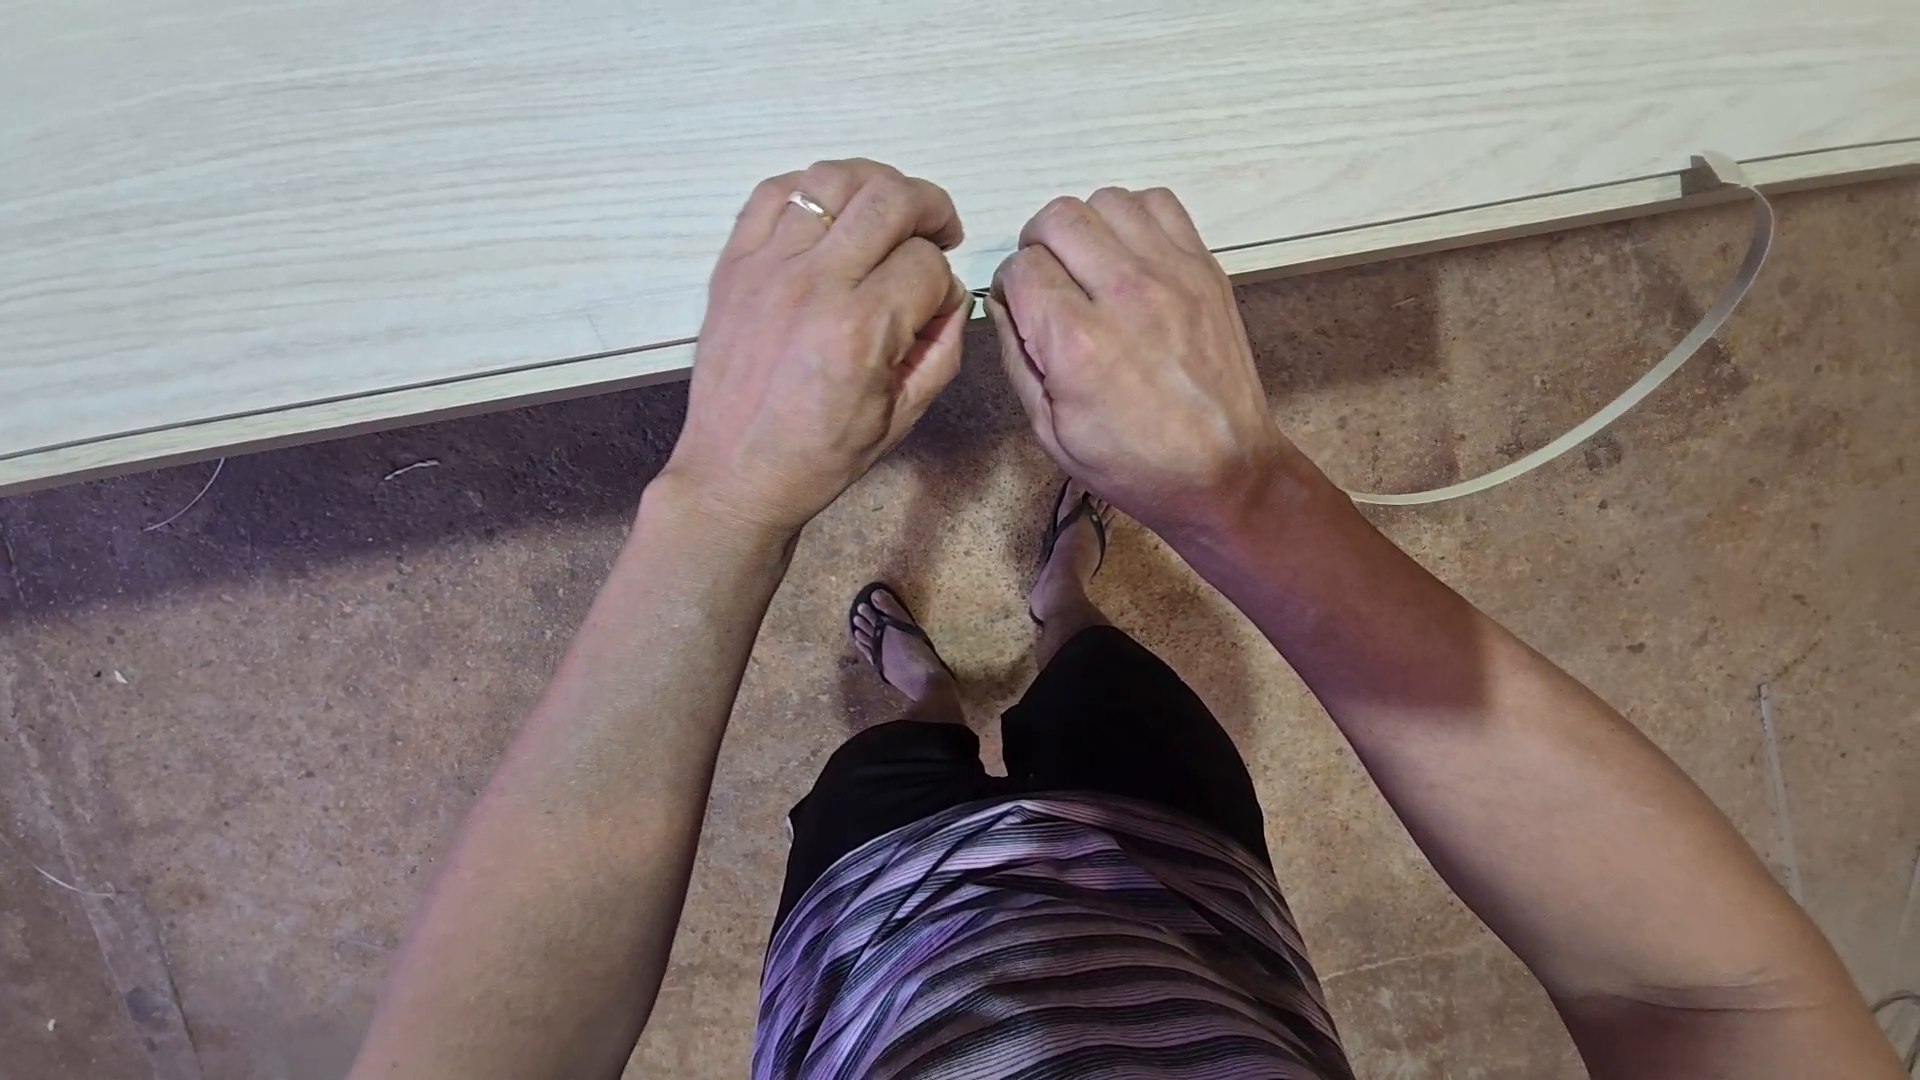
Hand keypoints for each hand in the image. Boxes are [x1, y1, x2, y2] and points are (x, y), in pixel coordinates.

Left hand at [661, 159, 971, 536]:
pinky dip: (813, 187)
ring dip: (877, 184)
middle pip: (890, 201)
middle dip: (931, 208)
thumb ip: (941, 350)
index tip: (938, 306)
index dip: (946, 282)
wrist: (735, 472)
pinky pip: (775, 192)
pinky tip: (833, 211)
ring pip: (834, 179)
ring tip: (891, 210)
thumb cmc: (822, 457)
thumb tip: (951, 298)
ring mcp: (768, 266)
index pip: (927, 265)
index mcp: (862, 330)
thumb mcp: (902, 417)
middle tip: (942, 229)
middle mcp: (816, 283)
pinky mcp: (734, 263)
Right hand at [988, 187, 1297, 537]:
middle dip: (1036, 246)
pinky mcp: (1204, 268)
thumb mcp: (1050, 432)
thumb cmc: (1131, 464)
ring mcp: (1171, 274)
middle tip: (1047, 282)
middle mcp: (1124, 293)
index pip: (1020, 268)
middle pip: (1057, 218)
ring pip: (1106, 200)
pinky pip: (1159, 203)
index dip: (1009, 288)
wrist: (1222, 470)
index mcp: (1077, 342)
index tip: (1020, 308)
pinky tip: (1127, 255)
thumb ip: (1017, 358)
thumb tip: (1005, 305)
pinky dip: (1132, 218)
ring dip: (1084, 228)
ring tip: (1087, 266)